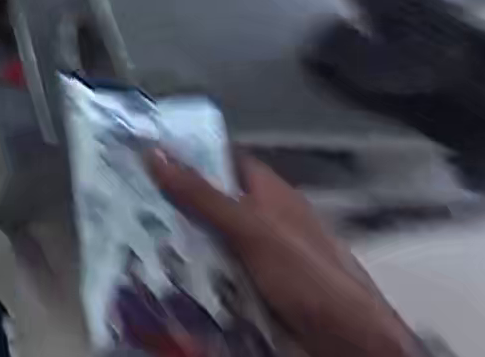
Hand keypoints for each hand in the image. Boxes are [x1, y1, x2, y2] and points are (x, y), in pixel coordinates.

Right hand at [146, 150, 418, 356]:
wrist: (358, 352)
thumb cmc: (311, 279)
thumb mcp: (250, 230)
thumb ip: (201, 194)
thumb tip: (151, 150)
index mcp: (271, 194)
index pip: (223, 158)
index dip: (187, 151)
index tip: (145, 149)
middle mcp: (266, 221)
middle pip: (209, 200)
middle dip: (172, 199)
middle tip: (126, 193)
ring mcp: (262, 260)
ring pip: (208, 239)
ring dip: (177, 239)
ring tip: (131, 231)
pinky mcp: (258, 293)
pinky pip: (214, 274)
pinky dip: (191, 273)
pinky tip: (161, 271)